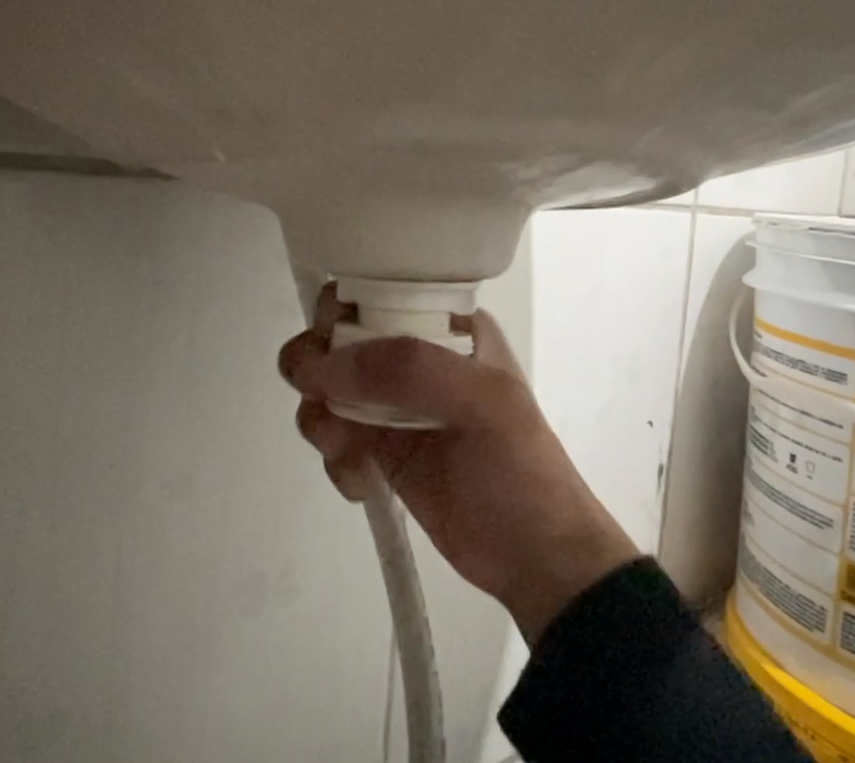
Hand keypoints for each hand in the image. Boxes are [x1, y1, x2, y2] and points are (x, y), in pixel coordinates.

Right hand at [278, 286, 639, 641]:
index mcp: (450, 329)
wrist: (534, 559)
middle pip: (338, 340)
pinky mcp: (381, 451)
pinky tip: (362, 485)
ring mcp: (396, 406)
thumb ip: (409, 370)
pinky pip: (333, 437)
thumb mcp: (483, 405)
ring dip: (323, 420)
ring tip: (350, 456)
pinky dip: (334, 459)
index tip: (327, 353)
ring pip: (327, 390)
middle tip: (325, 406)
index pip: (378, 294)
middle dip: (320, 372)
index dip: (340, 314)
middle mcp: (417, 359)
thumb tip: (323, 365)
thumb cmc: (521, 472)